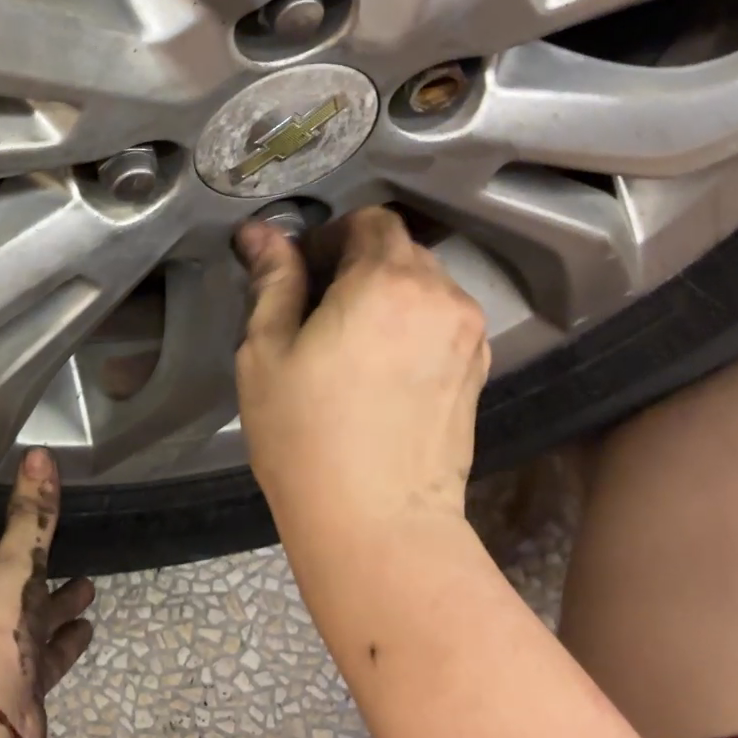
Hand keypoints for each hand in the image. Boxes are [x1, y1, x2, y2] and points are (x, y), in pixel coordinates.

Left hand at [0, 448, 95, 737]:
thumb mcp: (10, 561)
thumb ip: (30, 514)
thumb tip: (40, 452)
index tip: (23, 528)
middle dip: (34, 573)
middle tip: (66, 554)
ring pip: (21, 621)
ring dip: (54, 605)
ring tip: (89, 587)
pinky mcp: (9, 683)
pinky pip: (39, 654)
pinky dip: (61, 641)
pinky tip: (87, 627)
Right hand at [233, 206, 490, 527]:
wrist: (374, 515)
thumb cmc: (302, 433)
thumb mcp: (265, 352)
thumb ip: (272, 284)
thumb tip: (260, 235)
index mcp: (385, 281)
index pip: (369, 222)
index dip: (329, 237)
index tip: (297, 272)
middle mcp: (441, 294)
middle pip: (400, 250)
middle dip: (355, 265)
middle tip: (311, 310)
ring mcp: (468, 332)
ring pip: (423, 286)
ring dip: (383, 297)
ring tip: (342, 345)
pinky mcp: (476, 367)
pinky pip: (439, 322)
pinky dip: (407, 326)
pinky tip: (373, 369)